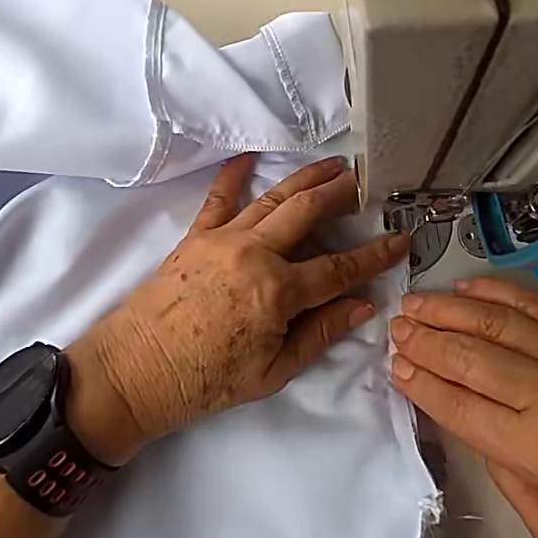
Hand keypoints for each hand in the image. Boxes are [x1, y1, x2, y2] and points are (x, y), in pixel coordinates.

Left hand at [66, 154, 409, 463]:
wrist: (136, 369)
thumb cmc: (206, 381)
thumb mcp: (273, 370)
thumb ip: (319, 333)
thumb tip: (362, 305)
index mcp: (278, 292)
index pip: (339, 267)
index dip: (374, 255)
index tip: (400, 239)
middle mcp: (253, 253)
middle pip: (308, 212)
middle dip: (342, 193)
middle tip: (367, 182)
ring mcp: (222, 239)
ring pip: (272, 198)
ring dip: (305, 178)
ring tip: (332, 164)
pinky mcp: (195, 236)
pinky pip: (218, 198)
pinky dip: (234, 174)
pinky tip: (249, 156)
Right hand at [388, 278, 537, 537]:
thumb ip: (498, 468)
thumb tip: (458, 414)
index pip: (457, 405)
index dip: (420, 382)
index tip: (395, 365)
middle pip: (467, 357)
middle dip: (423, 340)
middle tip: (395, 328)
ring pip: (492, 323)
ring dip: (445, 310)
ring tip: (414, 304)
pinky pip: (532, 305)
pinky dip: (493, 294)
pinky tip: (464, 290)